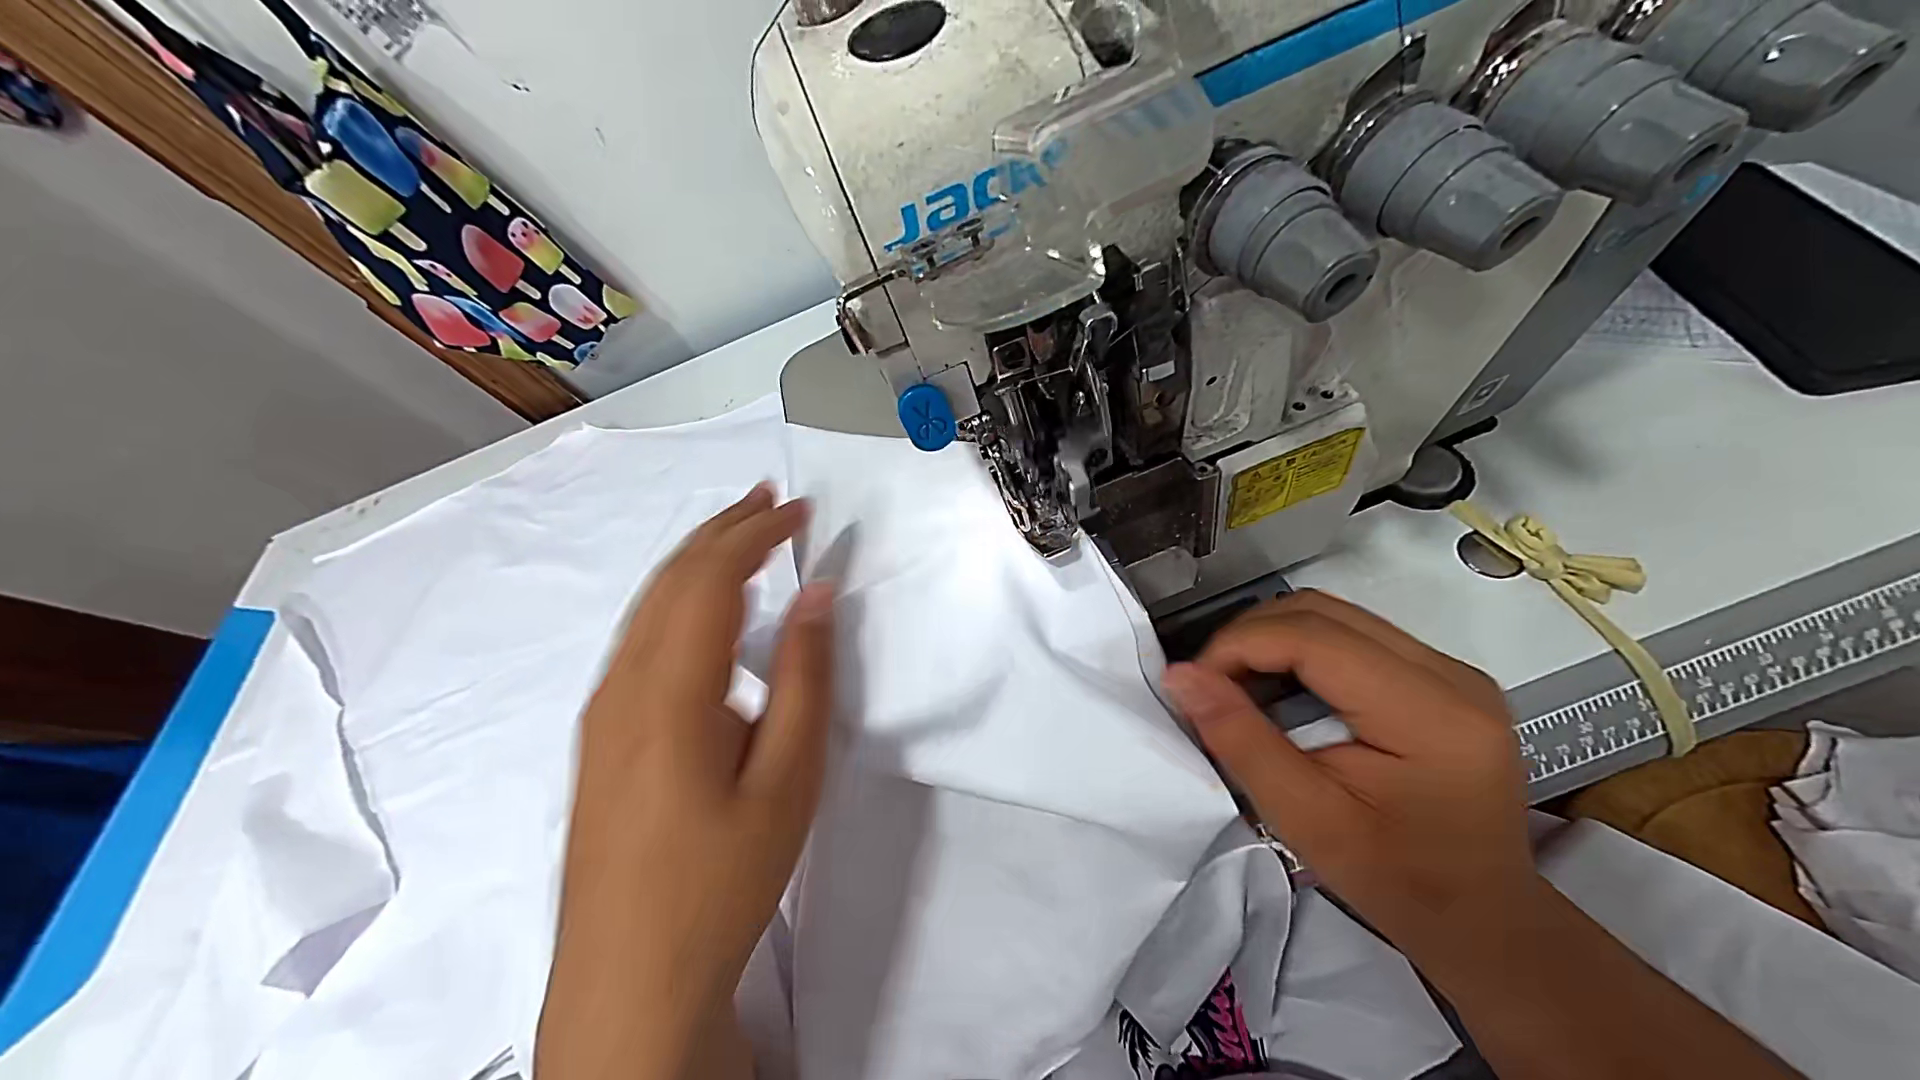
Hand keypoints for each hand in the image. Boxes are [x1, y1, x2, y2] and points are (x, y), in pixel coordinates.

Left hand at [538, 485, 833, 1079]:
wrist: (628, 979)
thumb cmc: (721, 881)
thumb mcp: (787, 781)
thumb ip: (802, 678)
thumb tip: (815, 596)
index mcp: (668, 692)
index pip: (711, 579)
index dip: (756, 533)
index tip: (799, 508)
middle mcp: (621, 687)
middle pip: (671, 581)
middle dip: (723, 530)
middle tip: (770, 500)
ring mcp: (601, 712)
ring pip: (649, 607)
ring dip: (698, 560)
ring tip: (743, 534)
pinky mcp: (599, 736)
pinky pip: (639, 638)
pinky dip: (678, 599)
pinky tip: (704, 608)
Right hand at [1166, 592, 1804, 1079]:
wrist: (1484, 917)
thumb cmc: (1394, 879)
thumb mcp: (1304, 819)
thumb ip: (1240, 740)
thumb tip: (1180, 675)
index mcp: (1428, 713)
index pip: (1314, 638)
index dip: (1240, 645)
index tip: (1196, 683)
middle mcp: (1450, 675)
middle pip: (1324, 612)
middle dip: (1250, 636)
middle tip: (1212, 683)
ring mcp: (1452, 671)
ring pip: (1335, 614)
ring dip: (1273, 637)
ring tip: (1240, 684)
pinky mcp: (1442, 677)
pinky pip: (1354, 634)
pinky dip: (1301, 648)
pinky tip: (1283, 687)